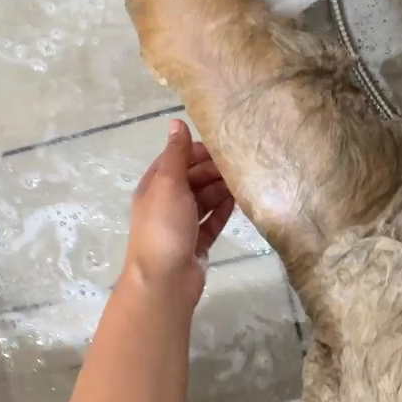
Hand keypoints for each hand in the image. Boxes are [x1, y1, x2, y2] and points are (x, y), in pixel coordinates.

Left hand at [124, 120, 234, 311]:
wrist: (164, 280)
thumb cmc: (164, 226)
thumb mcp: (168, 183)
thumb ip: (176, 153)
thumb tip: (177, 121)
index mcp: (155, 185)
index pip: (177, 158)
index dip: (198, 151)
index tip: (223, 146)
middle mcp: (167, 202)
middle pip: (193, 178)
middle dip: (214, 170)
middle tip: (240, 164)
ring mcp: (182, 224)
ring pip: (205, 199)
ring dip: (222, 189)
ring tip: (245, 180)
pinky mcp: (197, 242)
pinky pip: (212, 220)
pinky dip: (224, 210)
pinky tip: (240, 201)